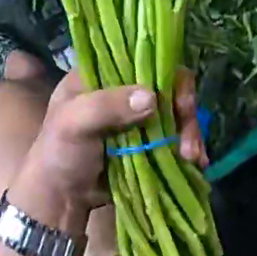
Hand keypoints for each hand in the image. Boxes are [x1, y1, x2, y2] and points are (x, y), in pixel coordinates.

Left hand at [8, 71, 203, 232]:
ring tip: (192, 157)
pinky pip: (174, 136)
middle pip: (165, 83)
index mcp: (100, 71)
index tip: (178, 97)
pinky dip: (188, 147)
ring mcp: (137, 114)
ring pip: (174, 110)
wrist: (60, 199)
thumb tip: (152, 96)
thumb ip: (107, 106)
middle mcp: (122, 86)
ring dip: (188, 131)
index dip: (164, 70)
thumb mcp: (73, 122)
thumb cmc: (59, 151)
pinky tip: (197, 164)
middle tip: (188, 137)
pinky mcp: (147, 140)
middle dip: (183, 108)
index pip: (139, 56)